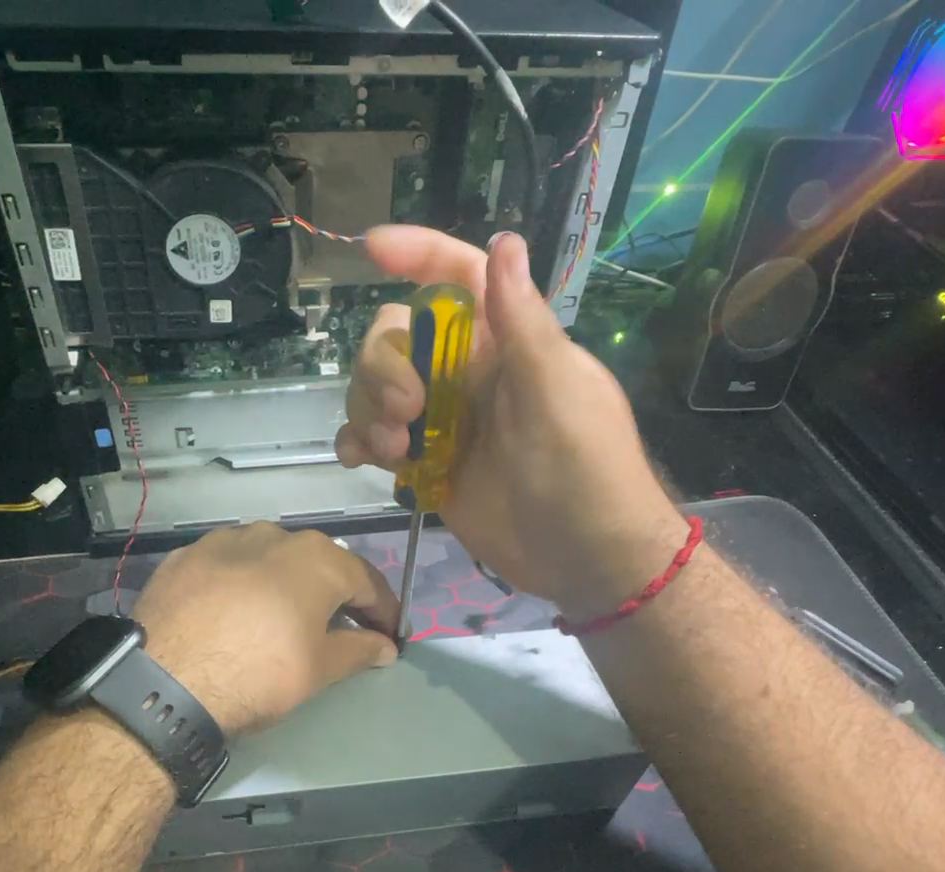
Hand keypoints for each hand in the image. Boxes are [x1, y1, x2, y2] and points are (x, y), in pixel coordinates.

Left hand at [130, 522, 399, 737]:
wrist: (165, 682)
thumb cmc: (259, 672)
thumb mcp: (319, 669)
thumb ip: (359, 650)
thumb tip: (385, 644)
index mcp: (317, 558)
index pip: (365, 580)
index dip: (382, 610)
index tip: (390, 636)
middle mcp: (273, 535)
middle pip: (317, 564)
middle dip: (334, 595)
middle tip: (340, 630)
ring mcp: (224, 541)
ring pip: (269, 560)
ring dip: (285, 585)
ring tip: (282, 620)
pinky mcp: (184, 557)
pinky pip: (228, 568)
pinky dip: (242, 587)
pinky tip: (235, 615)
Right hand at [335, 226, 690, 620]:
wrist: (585, 558)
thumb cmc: (586, 468)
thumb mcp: (559, 390)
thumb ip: (523, 321)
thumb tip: (507, 240)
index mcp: (505, 343)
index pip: (458, 278)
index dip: (418, 254)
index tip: (372, 248)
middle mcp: (468, 373)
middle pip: (396, 338)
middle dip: (382, 365)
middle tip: (406, 411)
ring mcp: (443, 421)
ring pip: (376, 388)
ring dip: (366, 408)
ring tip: (390, 450)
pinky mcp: (426, 464)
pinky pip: (374, 439)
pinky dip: (357, 443)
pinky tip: (360, 460)